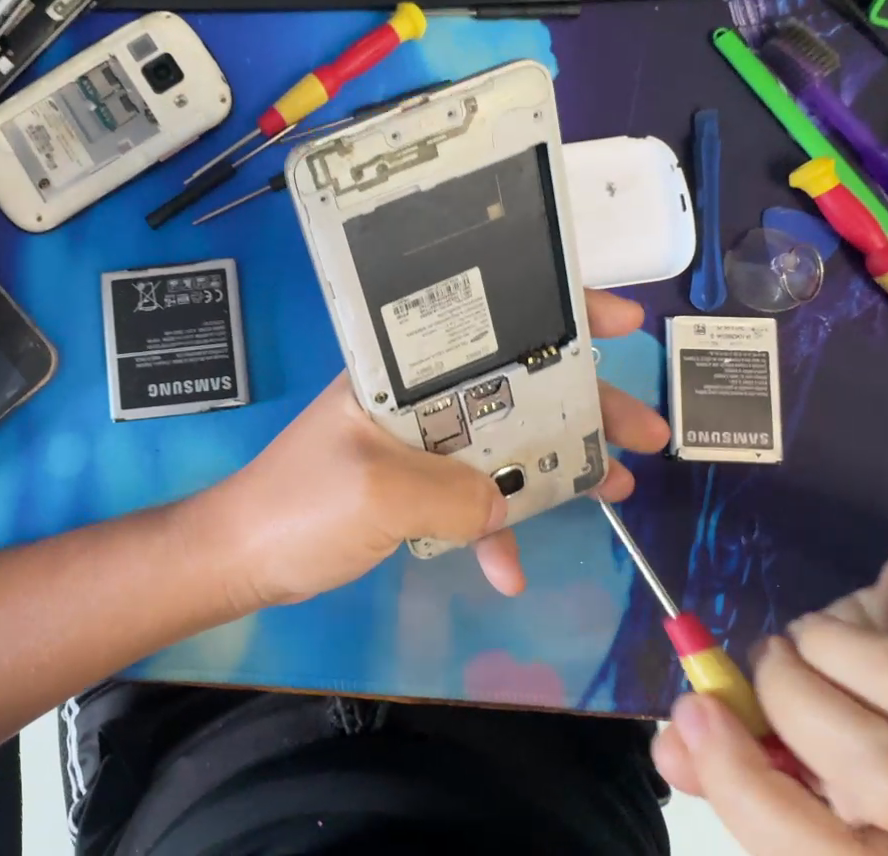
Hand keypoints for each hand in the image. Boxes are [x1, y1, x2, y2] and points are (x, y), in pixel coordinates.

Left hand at [193, 289, 669, 608]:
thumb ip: (456, 495)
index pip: (486, 326)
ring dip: (554, 468)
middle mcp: (414, 400)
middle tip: (643, 430)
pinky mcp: (408, 489)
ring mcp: (413, 445)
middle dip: (580, 403)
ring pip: (498, 444)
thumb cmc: (303, 506)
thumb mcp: (382, 494)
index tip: (618, 319)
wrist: (243, 557)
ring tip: (615, 488)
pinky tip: (510, 571)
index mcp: (403, 375)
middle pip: (510, 388)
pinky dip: (491, 530)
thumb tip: (504, 504)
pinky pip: (466, 499)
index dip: (554, 315)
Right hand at [652, 533, 887, 854]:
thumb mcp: (815, 713)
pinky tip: (826, 630)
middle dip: (759, 763)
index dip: (754, 813)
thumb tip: (673, 754)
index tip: (691, 732)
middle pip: (870, 848)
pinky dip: (831, 645)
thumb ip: (748, 747)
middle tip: (712, 698)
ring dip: (794, 694)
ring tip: (783, 653)